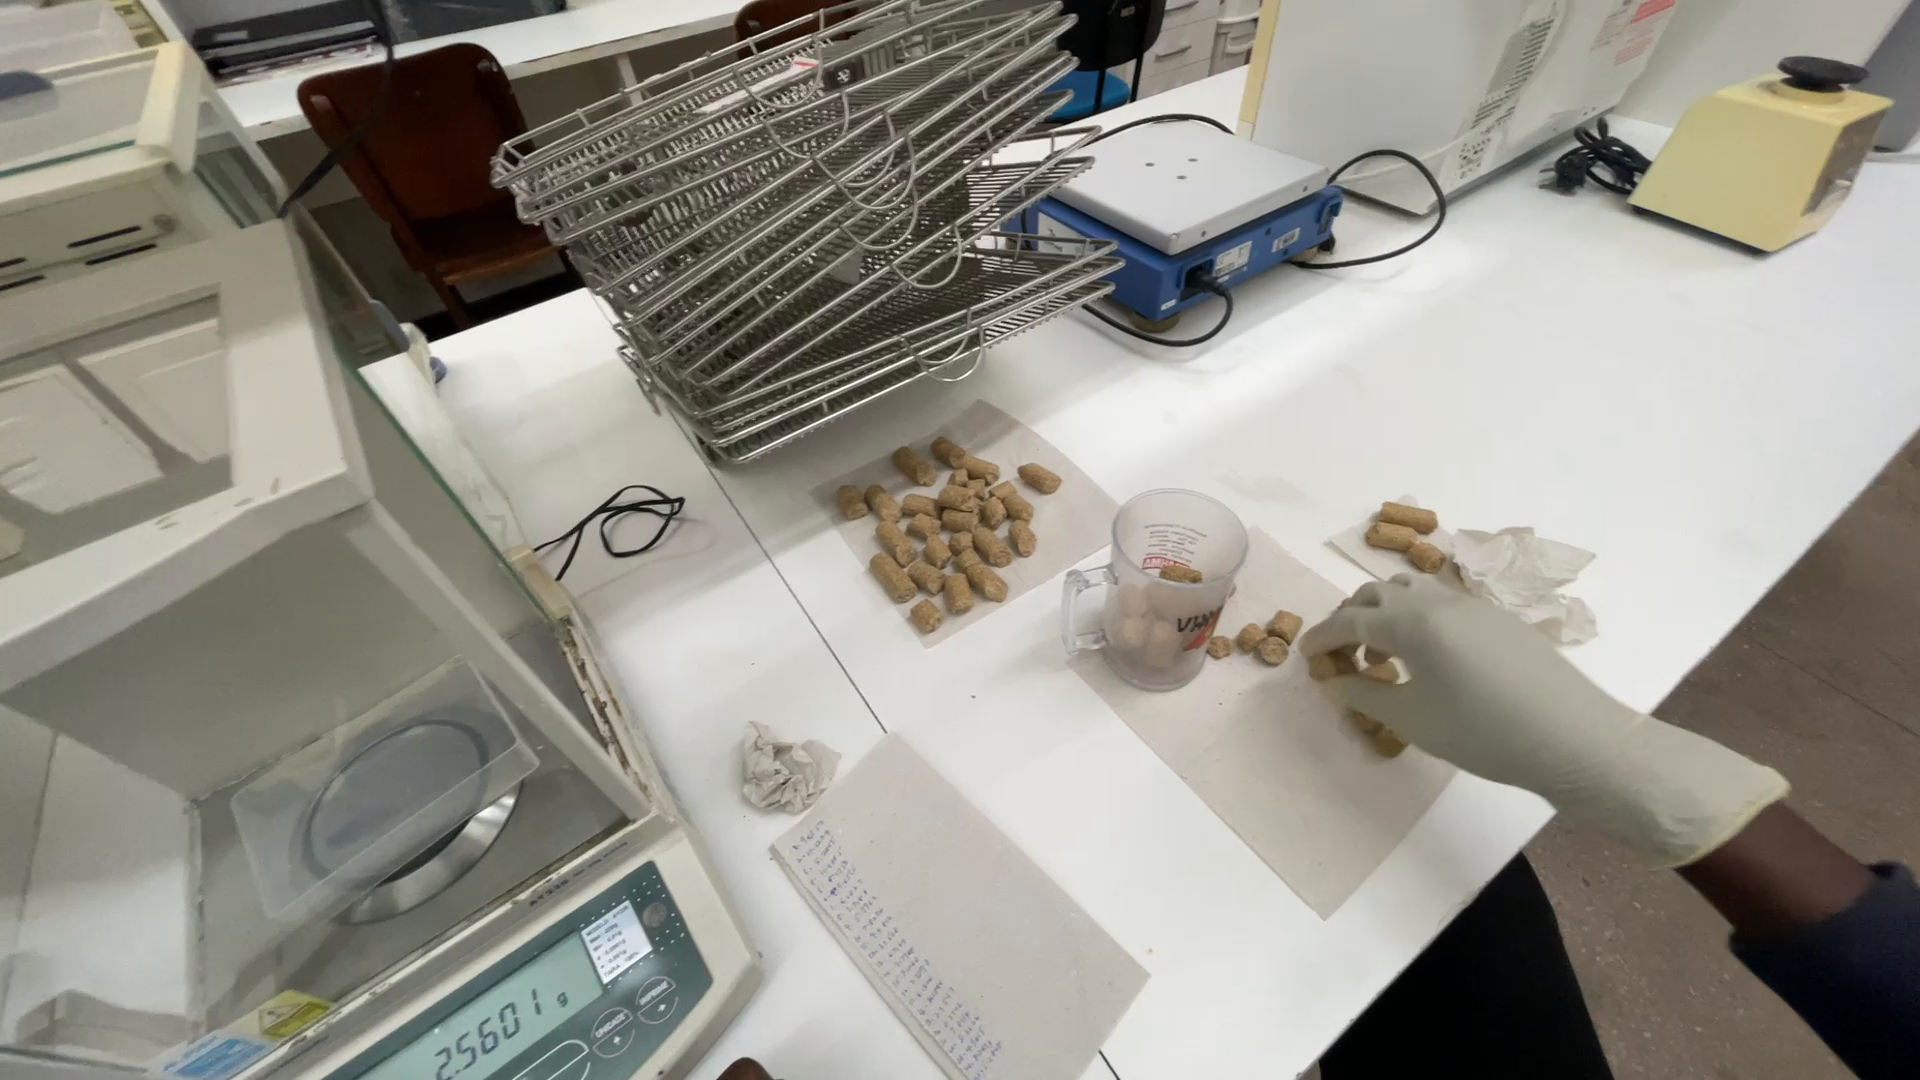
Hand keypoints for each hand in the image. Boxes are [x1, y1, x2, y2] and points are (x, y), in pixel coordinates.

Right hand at [1300, 574, 1787, 865]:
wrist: (1579, 741)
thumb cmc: (1484, 732)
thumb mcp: (1411, 720)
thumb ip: (1364, 695)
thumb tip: (1335, 681)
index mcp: (1411, 622)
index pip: (1348, 620)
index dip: (1321, 637)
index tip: (1306, 656)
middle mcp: (1437, 602)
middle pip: (1375, 594)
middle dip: (1349, 620)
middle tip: (1344, 655)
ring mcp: (1471, 606)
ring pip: (1410, 590)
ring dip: (1385, 613)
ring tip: (1386, 654)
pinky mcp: (1498, 619)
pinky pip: (1440, 603)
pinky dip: (1416, 619)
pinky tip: (1429, 658)